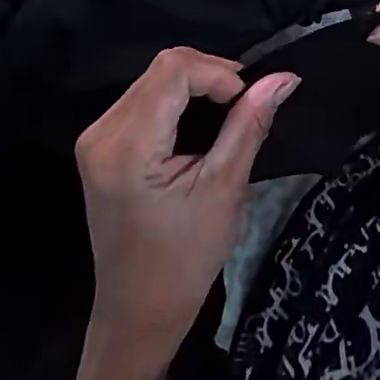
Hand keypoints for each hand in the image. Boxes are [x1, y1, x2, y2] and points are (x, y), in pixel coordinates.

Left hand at [68, 47, 298, 379]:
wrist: (138, 311)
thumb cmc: (184, 261)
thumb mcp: (224, 190)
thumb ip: (249, 125)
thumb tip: (283, 77)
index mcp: (127, 146)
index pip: (173, 70)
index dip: (218, 73)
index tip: (248, 101)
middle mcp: (102, 131)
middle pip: (162, 68)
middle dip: (210, 76)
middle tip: (243, 105)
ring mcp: (96, 135)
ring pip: (154, 78)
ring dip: (195, 86)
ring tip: (226, 115)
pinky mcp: (100, 142)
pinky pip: (144, 96)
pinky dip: (178, 99)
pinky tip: (198, 124)